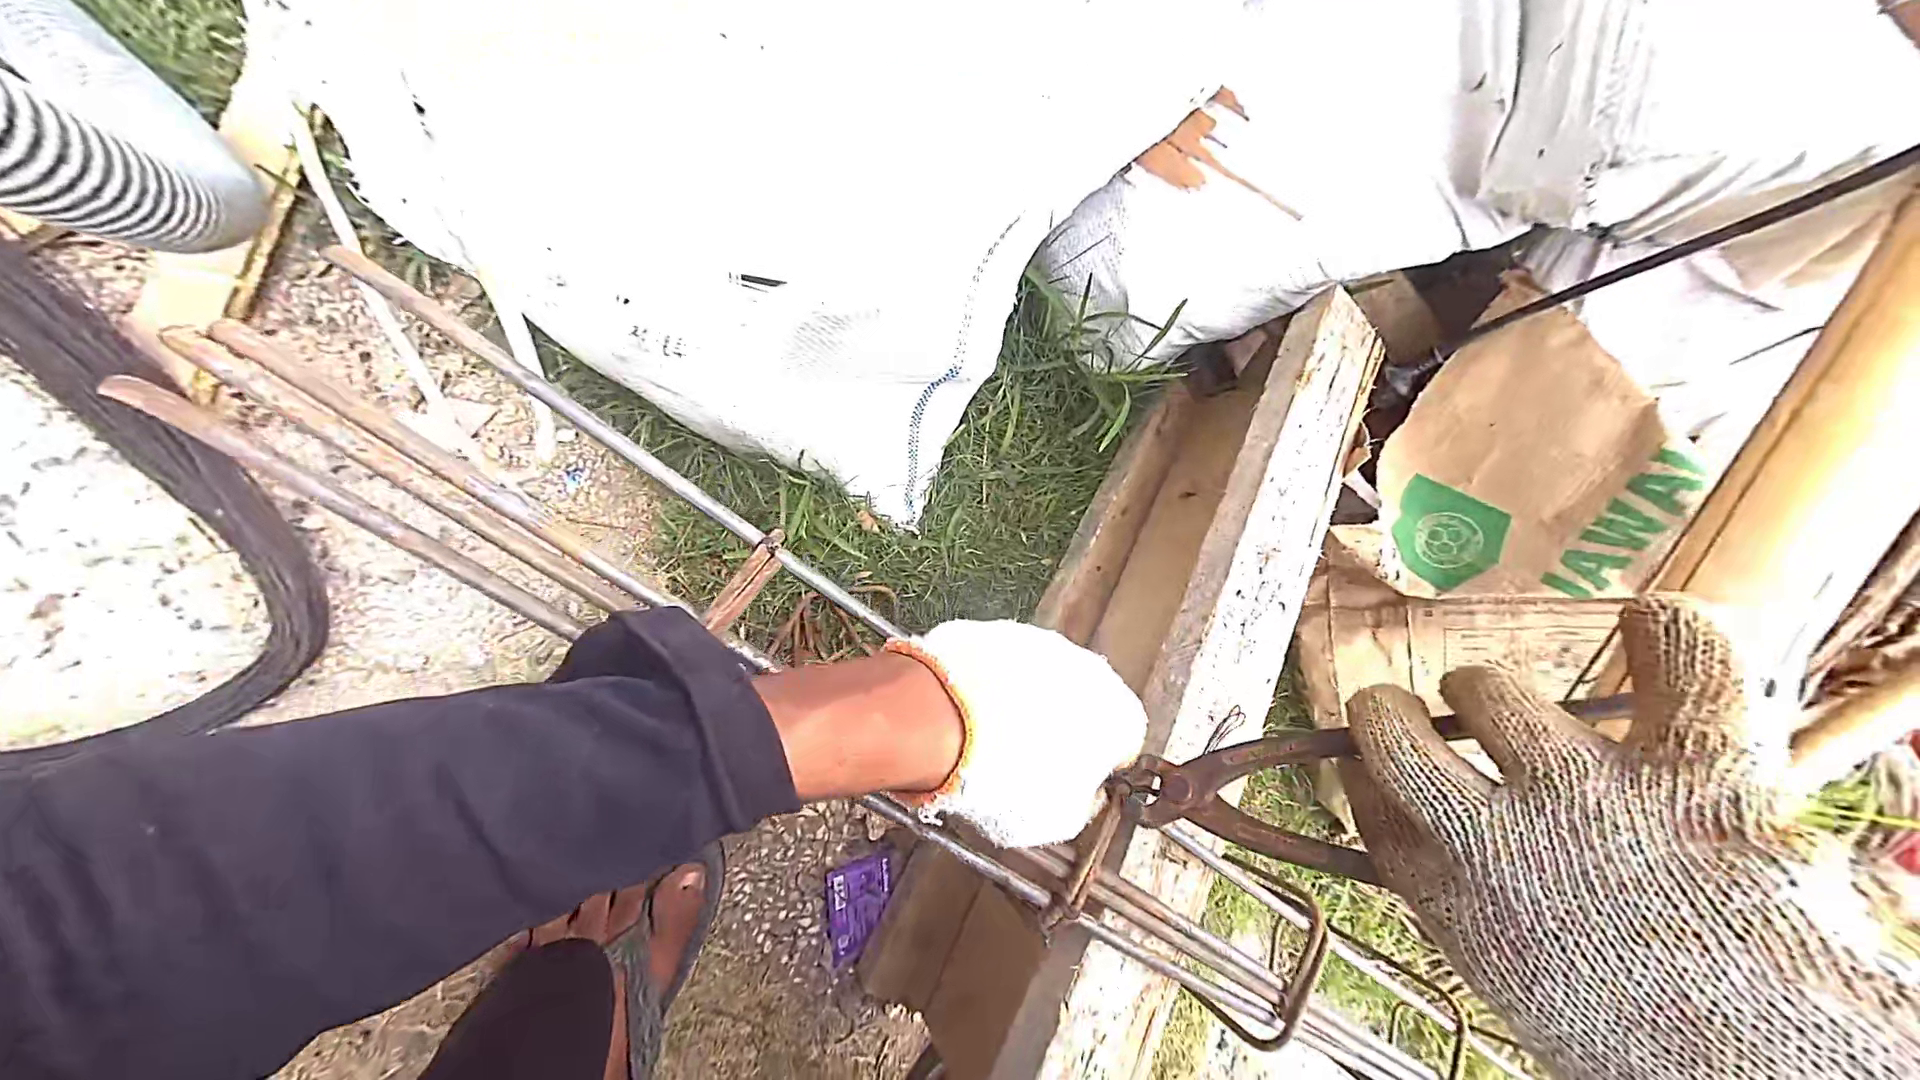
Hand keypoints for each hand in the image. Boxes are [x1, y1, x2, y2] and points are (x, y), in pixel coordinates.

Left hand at [888, 620, 1146, 847]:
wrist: (938, 720)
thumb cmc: (1005, 776)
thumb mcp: (1055, 820)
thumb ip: (1080, 803)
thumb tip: (1078, 793)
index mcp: (1118, 712)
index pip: (1122, 743)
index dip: (1094, 767)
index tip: (1068, 782)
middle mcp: (1086, 666)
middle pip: (1080, 703)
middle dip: (1056, 728)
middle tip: (1021, 760)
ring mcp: (1035, 640)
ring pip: (1037, 677)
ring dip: (1019, 701)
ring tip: (984, 736)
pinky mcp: (991, 628)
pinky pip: (995, 662)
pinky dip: (984, 681)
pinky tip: (960, 709)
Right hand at [1345, 596, 1919, 1079]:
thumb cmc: (1624, 1033)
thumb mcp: (1484, 959)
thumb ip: (1426, 877)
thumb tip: (1379, 800)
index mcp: (1445, 890)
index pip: (1367, 797)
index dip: (1367, 774)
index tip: (1377, 775)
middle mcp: (1493, 835)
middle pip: (1391, 735)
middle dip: (1382, 712)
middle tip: (1402, 714)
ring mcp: (1589, 798)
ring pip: (1485, 693)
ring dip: (1477, 690)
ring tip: (1490, 699)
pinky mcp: (1699, 784)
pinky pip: (1687, 678)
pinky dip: (1670, 636)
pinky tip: (1649, 614)